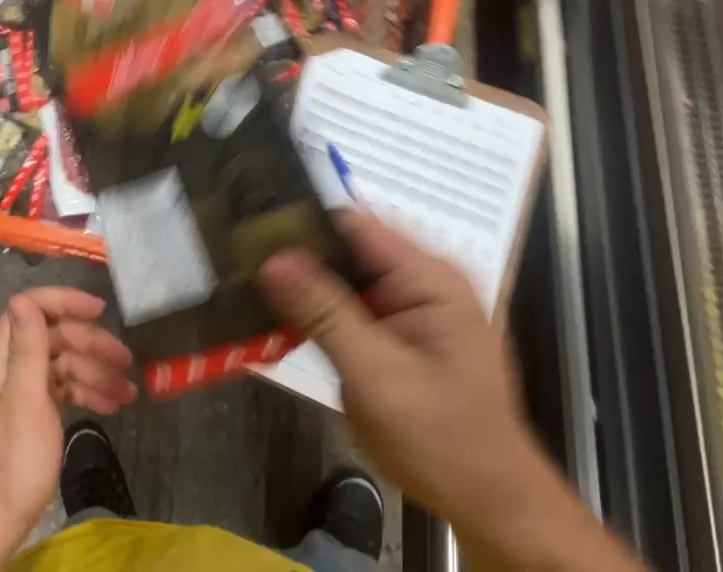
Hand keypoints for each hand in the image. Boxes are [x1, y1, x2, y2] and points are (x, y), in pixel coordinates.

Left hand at [0, 288, 136, 549]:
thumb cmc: (14, 458)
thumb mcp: (25, 400)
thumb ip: (26, 348)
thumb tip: (22, 297)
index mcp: (0, 354)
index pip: (32, 308)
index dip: (65, 302)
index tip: (100, 310)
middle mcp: (9, 364)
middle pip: (54, 335)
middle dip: (91, 344)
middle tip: (126, 359)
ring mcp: (22, 387)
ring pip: (63, 363)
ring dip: (96, 372)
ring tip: (128, 392)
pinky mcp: (34, 409)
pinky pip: (64, 388)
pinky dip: (87, 392)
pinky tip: (111, 406)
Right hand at [257, 209, 641, 570]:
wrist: (488, 503)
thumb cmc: (441, 440)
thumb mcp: (377, 376)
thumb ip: (324, 313)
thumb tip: (272, 257)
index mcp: (429, 278)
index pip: (353, 223)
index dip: (300, 219)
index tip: (246, 225)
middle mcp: (421, 280)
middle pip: (345, 245)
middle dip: (294, 250)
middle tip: (234, 255)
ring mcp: (409, 306)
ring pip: (342, 275)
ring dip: (300, 281)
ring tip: (242, 277)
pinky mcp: (396, 331)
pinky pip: (348, 304)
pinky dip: (314, 308)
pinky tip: (273, 313)